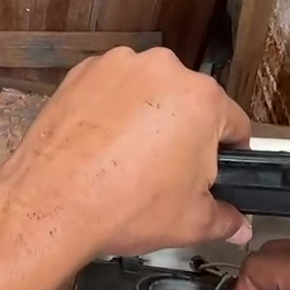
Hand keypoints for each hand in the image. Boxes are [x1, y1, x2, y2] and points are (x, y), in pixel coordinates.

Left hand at [0, 47, 252, 260]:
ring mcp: (119, 65)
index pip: (233, 124)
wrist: (52, 201)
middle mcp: (163, 69)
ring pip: (148, 91)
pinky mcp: (83, 71)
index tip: (215, 170)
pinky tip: (101, 143)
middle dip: (183, 132)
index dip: (229, 153)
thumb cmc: (124, 206)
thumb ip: (225, 218)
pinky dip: (110, 108)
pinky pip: (110, 88)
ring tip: (128, 158)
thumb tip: (238, 224)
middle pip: (188, 102)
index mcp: (202, 99)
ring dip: (146, 115)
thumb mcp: (191, 221)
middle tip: (166, 170)